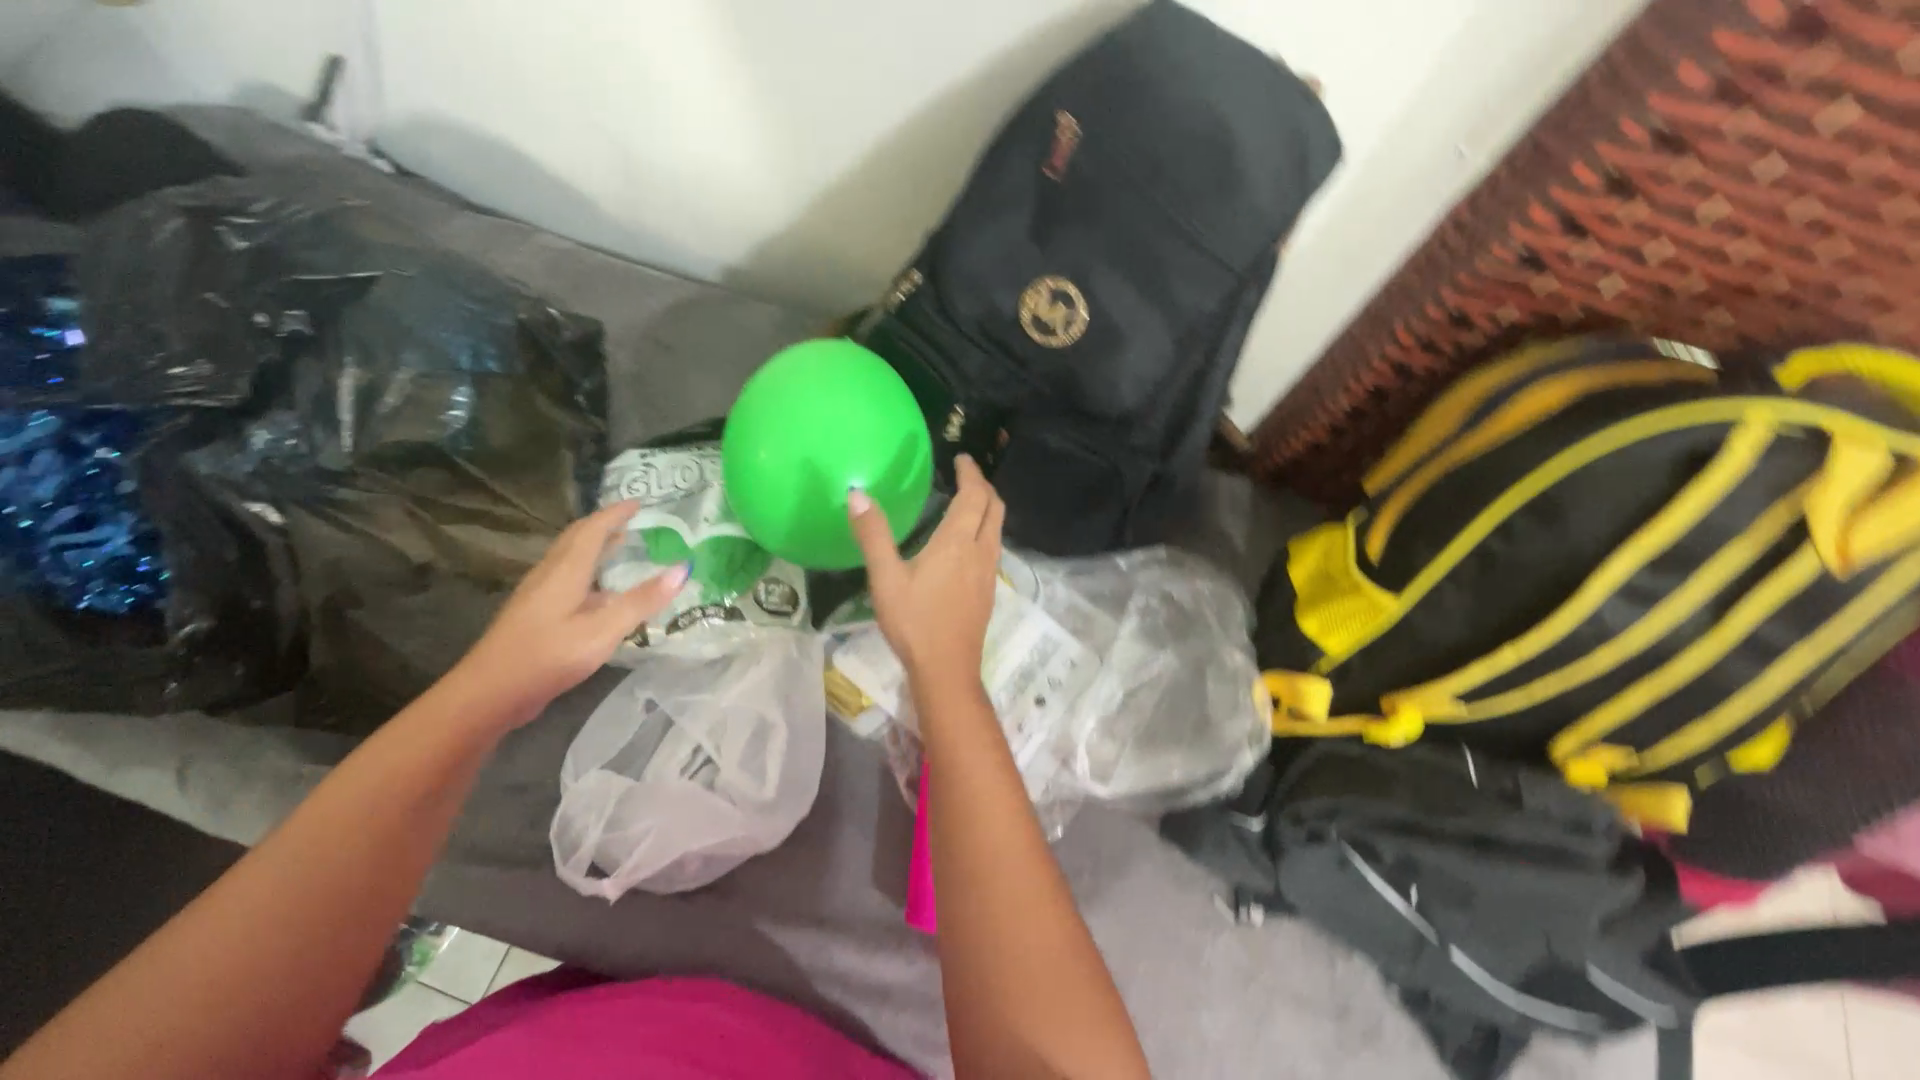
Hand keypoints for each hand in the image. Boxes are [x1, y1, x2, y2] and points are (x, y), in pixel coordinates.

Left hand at [447, 501, 687, 728]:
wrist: (490, 692)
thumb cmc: (548, 656)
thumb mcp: (603, 631)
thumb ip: (642, 600)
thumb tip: (683, 568)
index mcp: (566, 571)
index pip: (593, 530)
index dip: (616, 514)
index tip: (639, 503)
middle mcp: (549, 574)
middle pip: (576, 539)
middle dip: (603, 525)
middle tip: (631, 521)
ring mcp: (538, 595)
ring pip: (569, 559)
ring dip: (594, 547)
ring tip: (619, 547)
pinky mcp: (534, 615)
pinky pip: (565, 579)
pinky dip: (587, 572)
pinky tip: (599, 593)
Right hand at [849, 454, 1003, 691]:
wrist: (947, 670)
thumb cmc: (914, 623)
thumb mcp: (885, 578)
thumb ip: (873, 535)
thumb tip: (857, 494)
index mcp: (957, 542)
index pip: (974, 495)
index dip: (971, 473)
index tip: (962, 458)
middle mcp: (981, 551)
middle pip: (995, 508)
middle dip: (984, 486)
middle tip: (966, 475)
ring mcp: (989, 573)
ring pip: (998, 528)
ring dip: (988, 508)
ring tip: (968, 502)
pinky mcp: (988, 591)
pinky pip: (993, 547)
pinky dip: (985, 530)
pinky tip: (966, 544)